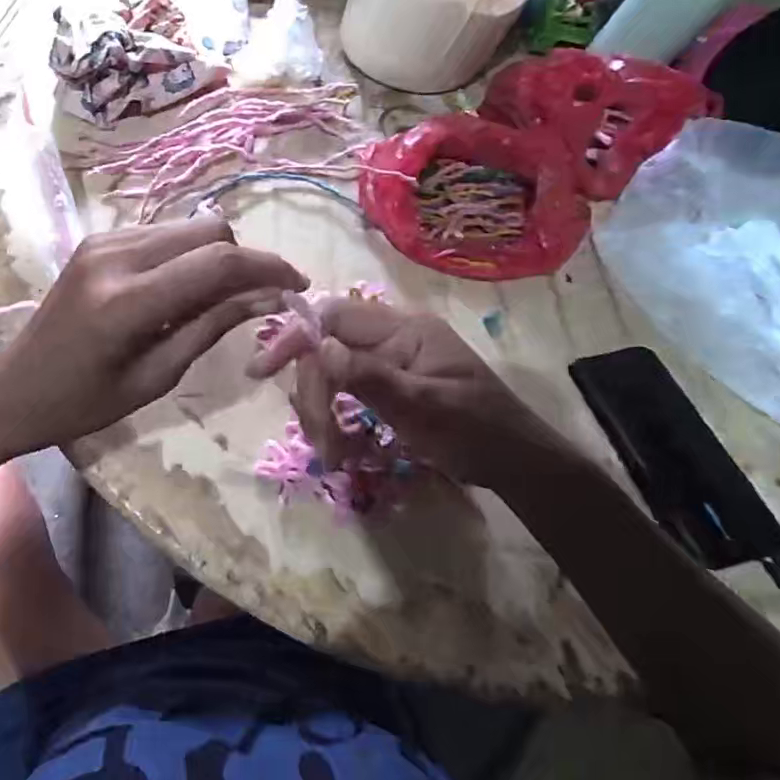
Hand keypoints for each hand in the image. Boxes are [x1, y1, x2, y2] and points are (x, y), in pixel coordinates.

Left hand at [0, 217, 305, 461]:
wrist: (12, 386)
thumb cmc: (82, 402)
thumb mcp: (155, 377)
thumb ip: (211, 327)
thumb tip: (267, 297)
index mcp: (126, 301)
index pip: (217, 262)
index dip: (267, 267)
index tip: (298, 284)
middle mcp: (115, 255)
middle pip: (209, 231)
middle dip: (245, 259)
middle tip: (259, 299)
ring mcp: (104, 240)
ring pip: (189, 227)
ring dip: (217, 256)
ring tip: (215, 302)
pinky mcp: (99, 238)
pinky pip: (165, 234)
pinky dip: (188, 255)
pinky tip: (180, 292)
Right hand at [251, 297, 571, 487]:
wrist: (517, 463)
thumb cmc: (478, 432)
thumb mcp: (425, 407)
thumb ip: (370, 376)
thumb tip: (318, 347)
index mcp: (404, 328)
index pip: (334, 316)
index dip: (296, 337)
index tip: (263, 370)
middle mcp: (391, 336)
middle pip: (327, 348)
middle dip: (313, 393)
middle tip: (320, 441)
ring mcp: (388, 361)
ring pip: (330, 373)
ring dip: (321, 412)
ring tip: (334, 453)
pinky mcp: (386, 386)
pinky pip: (345, 393)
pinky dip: (336, 420)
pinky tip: (342, 449)